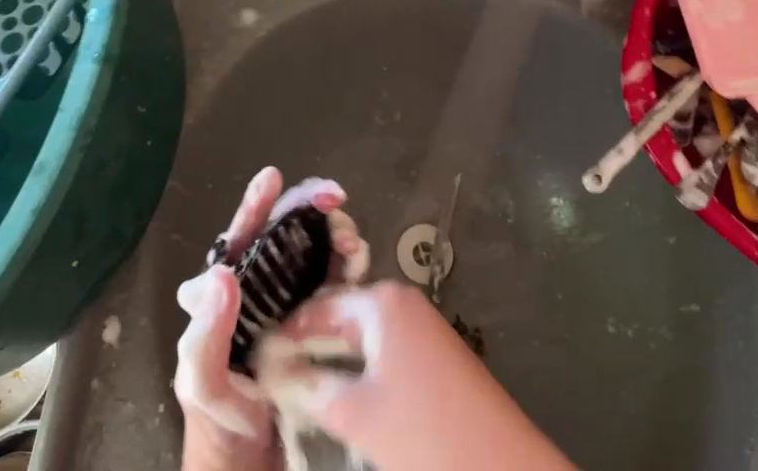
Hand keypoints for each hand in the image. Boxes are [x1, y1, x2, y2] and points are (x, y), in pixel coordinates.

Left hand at [174, 168, 361, 470]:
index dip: (257, 205)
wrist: (260, 456)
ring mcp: (291, 298)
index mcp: (223, 293)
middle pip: (284, 234)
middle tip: (332, 200)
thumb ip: (205, 333)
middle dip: (308, 208)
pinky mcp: (322, 316)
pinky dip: (351, 262)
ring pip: (315, 249)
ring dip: (335, 234)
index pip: (240, 239)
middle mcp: (258, 286)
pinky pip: (339, 279)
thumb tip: (225, 273)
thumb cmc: (220, 418)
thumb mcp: (201, 381)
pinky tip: (359, 260)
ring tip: (350, 242)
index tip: (273, 178)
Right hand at [272, 282, 575, 470]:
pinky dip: (358, 366)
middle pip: (340, 314)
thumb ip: (311, 388)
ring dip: (332, 356)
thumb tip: (275, 375)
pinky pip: (382, 349)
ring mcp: (422, 327)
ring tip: (296, 381)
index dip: (285, 332)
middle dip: (307, 341)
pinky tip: (337, 389)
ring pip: (361, 334)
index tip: (255, 354)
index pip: (317, 306)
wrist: (502, 464)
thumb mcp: (357, 414)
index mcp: (381, 302)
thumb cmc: (423, 431)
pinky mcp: (434, 354)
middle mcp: (402, 302)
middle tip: (271, 367)